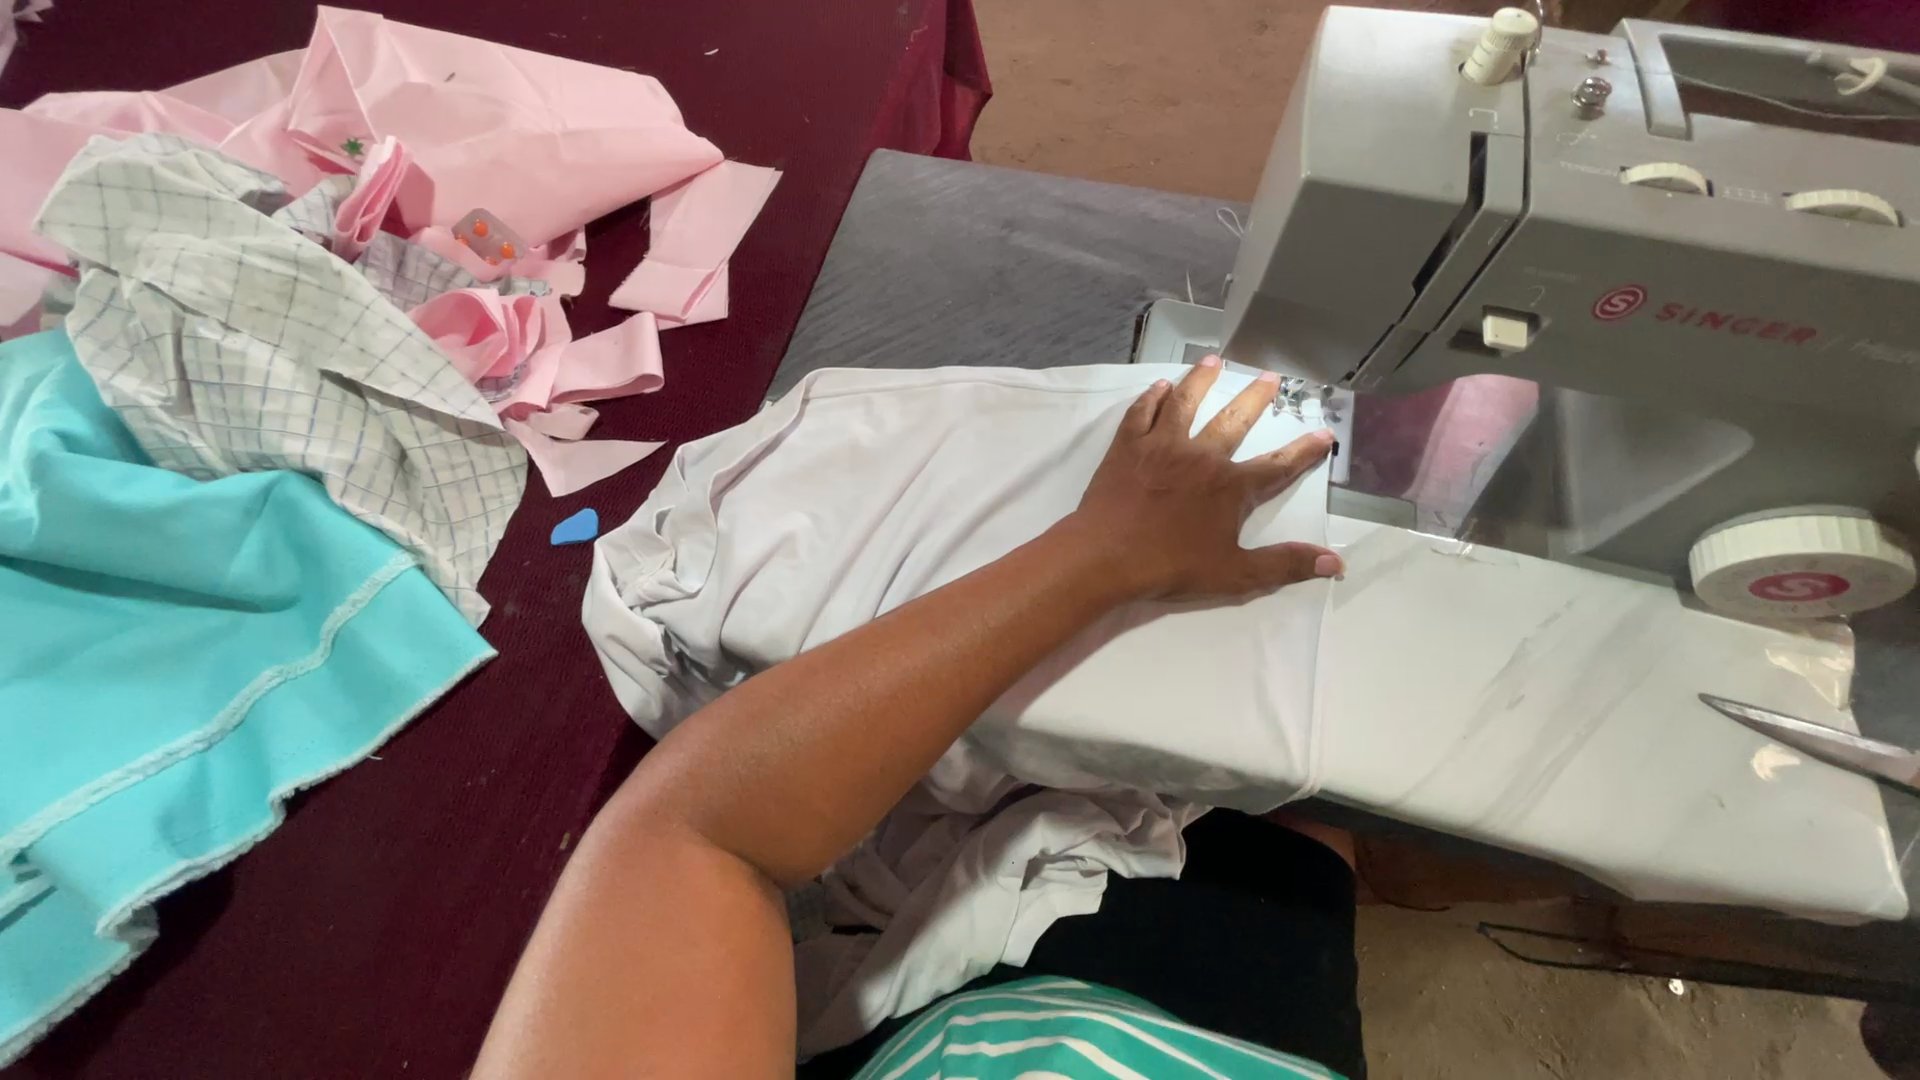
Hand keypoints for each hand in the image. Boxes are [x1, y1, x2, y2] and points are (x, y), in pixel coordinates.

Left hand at [1061, 357, 1342, 601]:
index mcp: (1230, 487)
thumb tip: (1334, 561)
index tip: (1324, 432)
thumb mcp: (1234, 575)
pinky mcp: (1127, 446)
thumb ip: (1284, 565)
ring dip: (1201, 379)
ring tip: (1213, 360)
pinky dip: (1152, 397)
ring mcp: (1161, 446)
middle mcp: (1201, 456)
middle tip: (1269, 376)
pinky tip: (1159, 387)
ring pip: (1185, 402)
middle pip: (1234, 420)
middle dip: (1255, 398)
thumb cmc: (1170, 567)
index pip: (1278, 466)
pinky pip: (1142, 412)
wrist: (1107, 556)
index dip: (1304, 451)